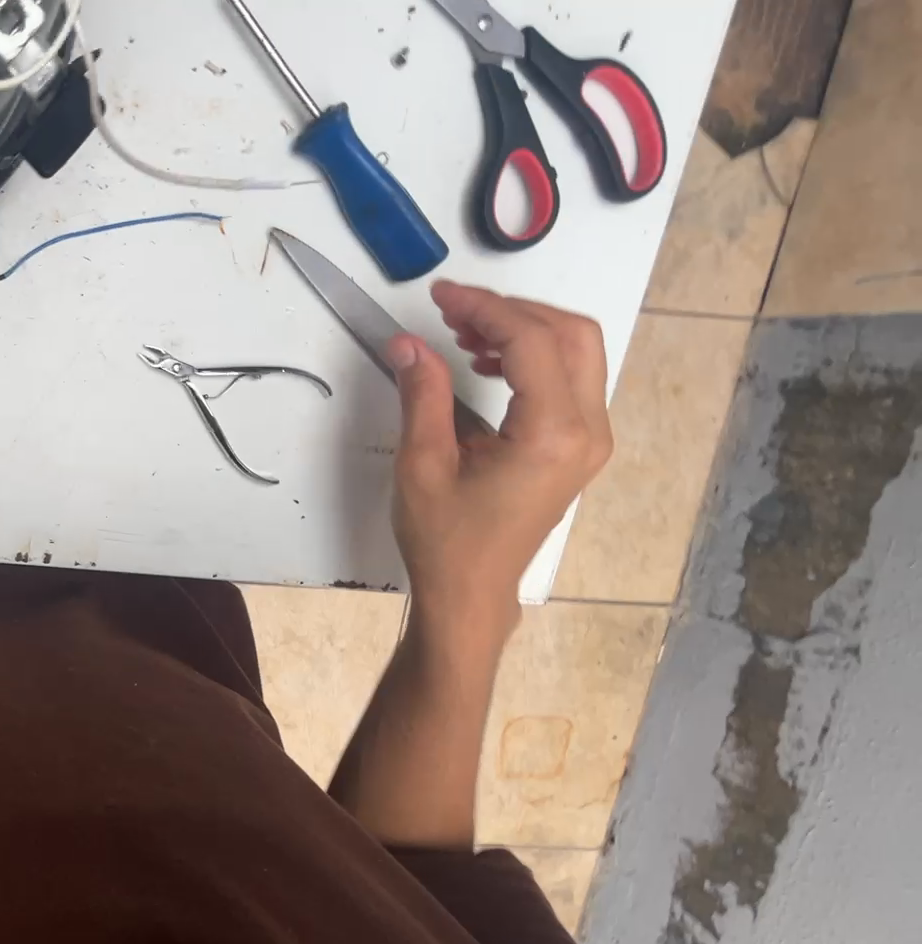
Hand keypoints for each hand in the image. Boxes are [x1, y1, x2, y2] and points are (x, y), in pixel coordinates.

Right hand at [386, 282, 612, 628]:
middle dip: (510, 311)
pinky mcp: (577, 446)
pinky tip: (486, 365)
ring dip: (523, 331)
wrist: (471, 590)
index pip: (531, 342)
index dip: (485, 309)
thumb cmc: (444, 537)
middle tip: (452, 310)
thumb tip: (408, 343)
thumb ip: (423, 395)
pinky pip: (568, 380)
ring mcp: (590, 438)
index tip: (440, 297)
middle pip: (570, 335)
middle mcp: (588, 429)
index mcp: (552, 434)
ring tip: (463, 335)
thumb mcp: (423, 464)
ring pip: (576, 353)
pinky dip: (530, 357)